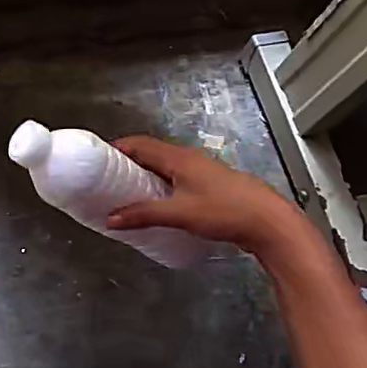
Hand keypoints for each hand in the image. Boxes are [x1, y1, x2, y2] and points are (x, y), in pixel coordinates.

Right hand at [105, 136, 307, 254]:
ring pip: (165, 168)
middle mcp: (189, 160)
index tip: (98, 159)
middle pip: (151, 154)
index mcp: (179, 158)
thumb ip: (143, 215)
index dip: (117, 148)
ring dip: (144, 177)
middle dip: (127, 163)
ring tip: (126, 194)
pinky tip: (157, 206)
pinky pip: (176, 181)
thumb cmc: (225, 211)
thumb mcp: (179, 214)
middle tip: (107, 179)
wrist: (268, 223)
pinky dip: (160, 188)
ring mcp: (201, 173)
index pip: (140, 144)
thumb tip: (111, 219)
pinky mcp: (210, 188)